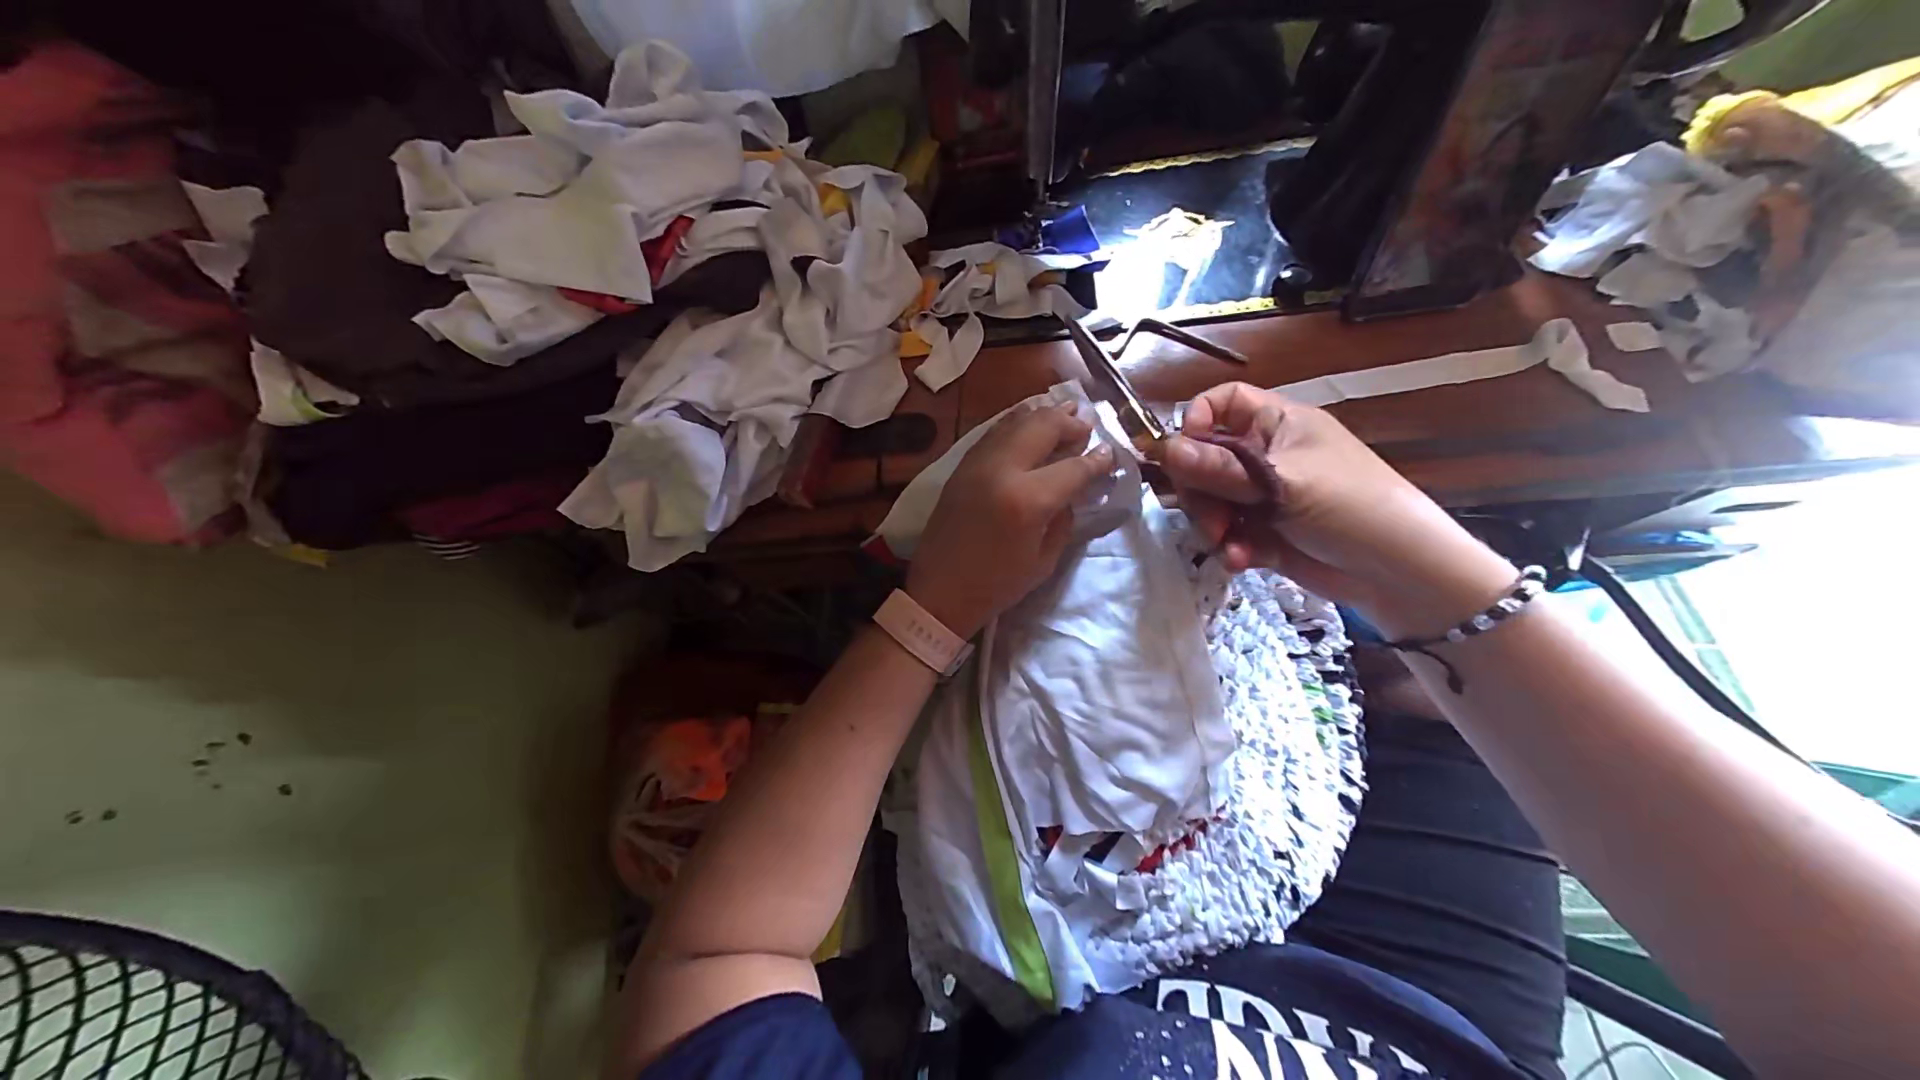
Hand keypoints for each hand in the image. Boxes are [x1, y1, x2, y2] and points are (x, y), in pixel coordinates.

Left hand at [906, 403, 1114, 637]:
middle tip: (1085, 427)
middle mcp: (1003, 470)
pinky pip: (994, 432)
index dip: (1097, 459)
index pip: (1073, 467)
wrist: (939, 591)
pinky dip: (1015, 423)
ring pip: (1016, 421)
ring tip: (1063, 414)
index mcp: (1028, 500)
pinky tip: (1028, 422)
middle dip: (1069, 424)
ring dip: (1043, 416)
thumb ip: (1063, 519)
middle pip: (1043, 427)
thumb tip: (1073, 490)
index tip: (1110, 452)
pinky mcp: (961, 466)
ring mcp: (978, 463)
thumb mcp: (1044, 560)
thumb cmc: (996, 585)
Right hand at [1157, 382, 1516, 637]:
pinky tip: (1241, 559)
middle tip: (1209, 514)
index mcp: (1278, 424)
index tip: (1178, 453)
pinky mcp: (1264, 532)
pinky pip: (1228, 531)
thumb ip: (1220, 468)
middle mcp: (1266, 455)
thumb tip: (1162, 449)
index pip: (1223, 402)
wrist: (1398, 573)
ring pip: (1211, 500)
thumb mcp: (1284, 482)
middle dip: (1200, 489)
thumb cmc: (1351, 506)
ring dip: (1213, 523)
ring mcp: (1264, 495)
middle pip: (1204, 458)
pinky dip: (1230, 546)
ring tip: (1228, 543)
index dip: (1197, 420)